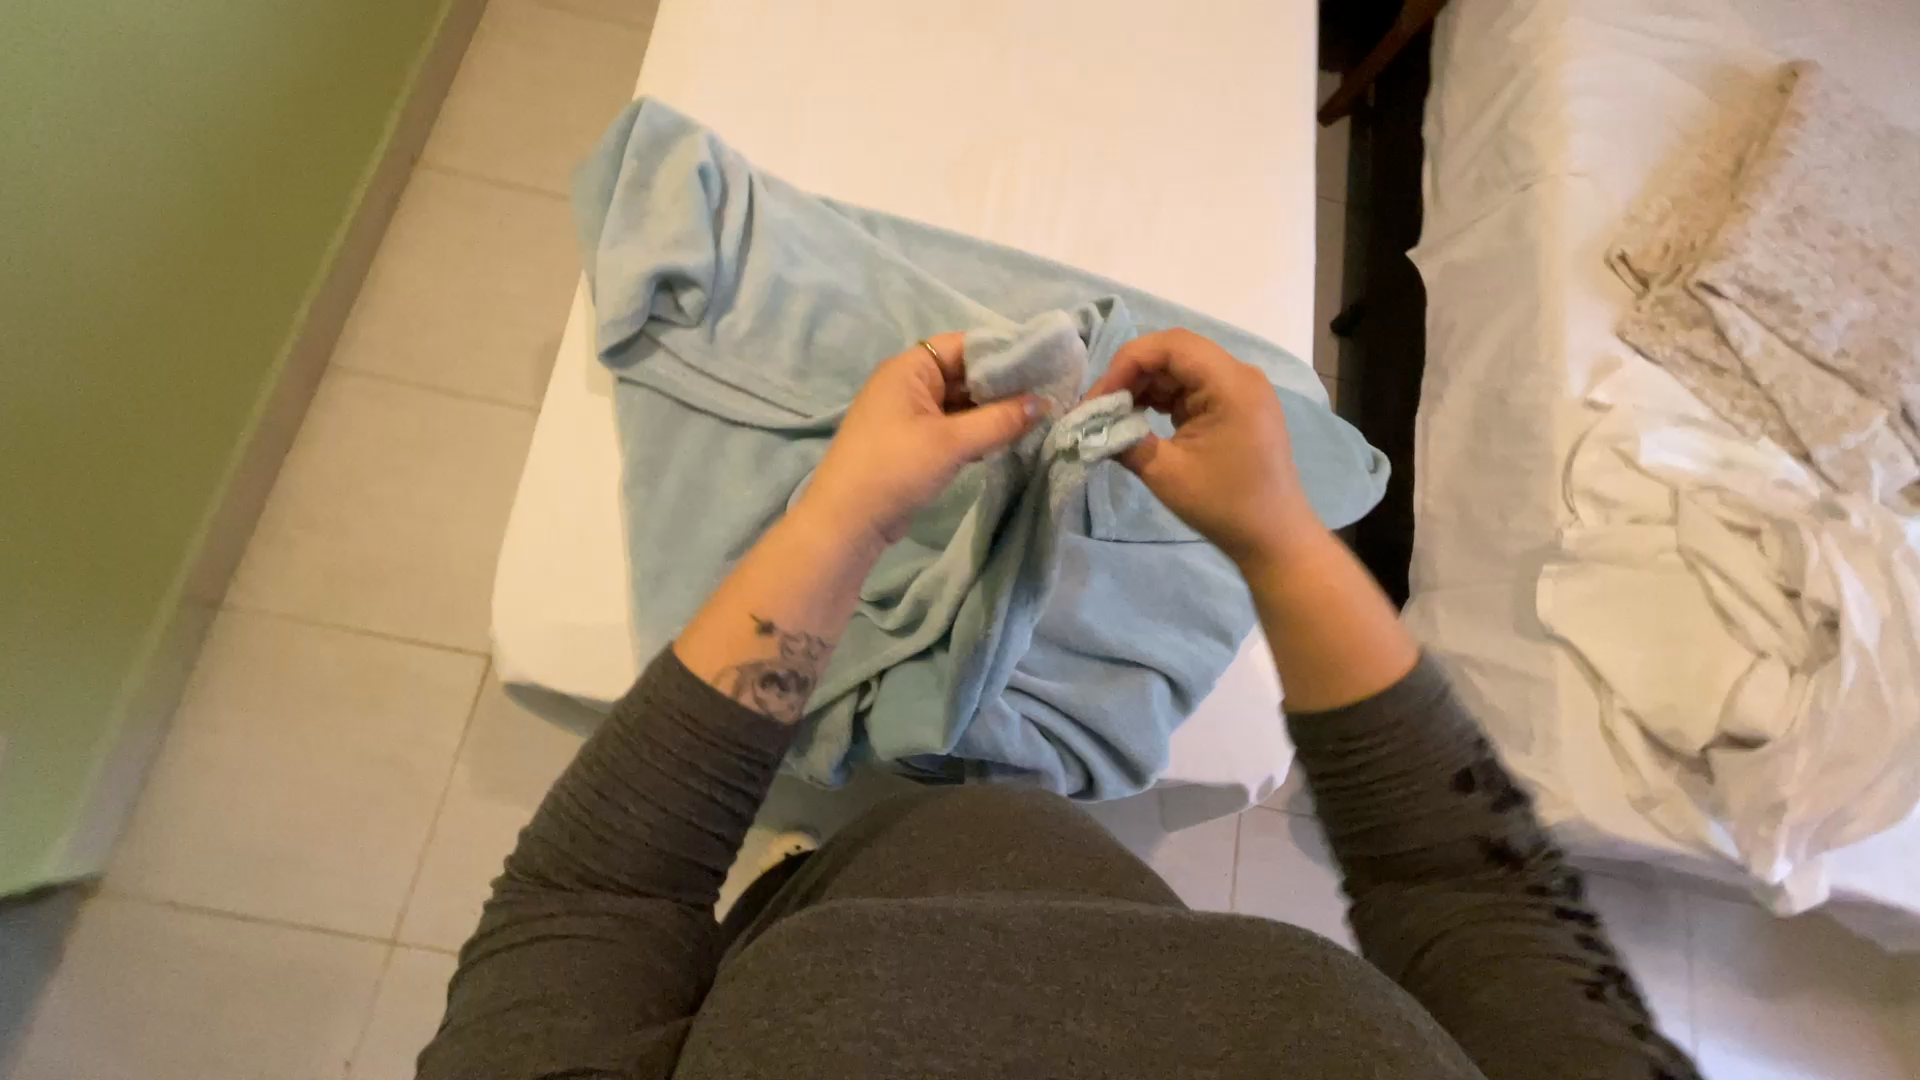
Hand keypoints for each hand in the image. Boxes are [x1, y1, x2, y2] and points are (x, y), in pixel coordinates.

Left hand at [794, 332, 1040, 550]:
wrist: (848, 521)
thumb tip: (1044, 402)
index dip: (1002, 352)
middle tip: (1047, 394)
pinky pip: (953, 428)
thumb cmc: (895, 468)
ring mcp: (909, 416)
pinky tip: (1006, 441)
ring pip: (960, 404)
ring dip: (992, 412)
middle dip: (1002, 386)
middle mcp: (908, 385)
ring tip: (1036, 417)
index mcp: (910, 368)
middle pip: (964, 374)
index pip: (964, 345)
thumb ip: (1000, 420)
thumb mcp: (952, 442)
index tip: (1041, 365)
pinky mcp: (913, 445)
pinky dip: (977, 433)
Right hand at [1083, 329, 1327, 569]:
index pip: (1171, 346)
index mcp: (1230, 385)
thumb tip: (1092, 426)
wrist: (1272, 535)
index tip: (1099, 397)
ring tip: (1113, 415)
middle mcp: (1238, 376)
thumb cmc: (1223, 505)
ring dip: (1143, 386)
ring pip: (1179, 369)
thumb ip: (1126, 441)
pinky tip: (1137, 419)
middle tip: (1099, 407)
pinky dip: (1160, 398)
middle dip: (1131, 374)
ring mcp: (1238, 389)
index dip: (1128, 362)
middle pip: (1174, 353)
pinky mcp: (1232, 406)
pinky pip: (1190, 387)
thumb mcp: (1166, 473)